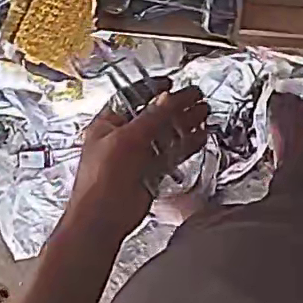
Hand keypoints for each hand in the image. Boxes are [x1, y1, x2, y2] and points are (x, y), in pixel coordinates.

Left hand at [62, 84, 208, 243]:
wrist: (102, 218)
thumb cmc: (99, 181)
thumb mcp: (127, 139)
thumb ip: (151, 118)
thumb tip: (167, 98)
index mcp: (107, 125)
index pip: (132, 99)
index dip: (153, 90)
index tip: (171, 84)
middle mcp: (121, 139)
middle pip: (153, 117)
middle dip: (175, 107)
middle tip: (196, 98)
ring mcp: (136, 157)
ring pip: (164, 136)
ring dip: (184, 124)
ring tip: (203, 113)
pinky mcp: (149, 174)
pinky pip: (170, 155)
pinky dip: (185, 145)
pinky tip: (199, 137)